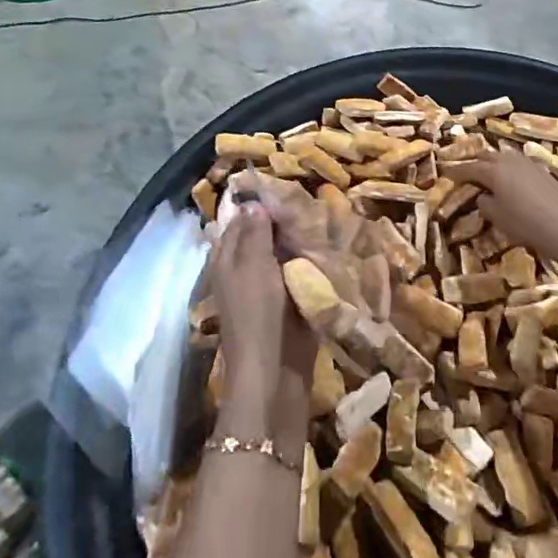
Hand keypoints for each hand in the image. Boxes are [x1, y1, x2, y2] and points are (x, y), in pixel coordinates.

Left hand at [208, 204, 315, 430]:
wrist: (274, 373)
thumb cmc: (258, 314)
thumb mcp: (254, 266)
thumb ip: (255, 233)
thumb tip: (252, 202)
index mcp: (228, 259)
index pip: (239, 220)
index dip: (257, 203)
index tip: (283, 184)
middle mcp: (244, 270)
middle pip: (262, 236)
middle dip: (282, 220)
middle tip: (309, 198)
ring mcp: (267, 288)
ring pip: (282, 254)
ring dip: (298, 240)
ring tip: (323, 216)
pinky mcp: (289, 303)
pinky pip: (298, 273)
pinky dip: (310, 262)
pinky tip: (329, 248)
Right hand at [452, 150, 557, 262]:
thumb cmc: (525, 223)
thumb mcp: (497, 217)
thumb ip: (485, 203)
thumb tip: (483, 195)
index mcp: (493, 170)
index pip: (468, 168)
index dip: (455, 171)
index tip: (445, 174)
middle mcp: (509, 161)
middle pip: (486, 156)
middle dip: (474, 162)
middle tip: (465, 171)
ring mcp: (528, 163)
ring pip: (504, 157)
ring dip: (493, 162)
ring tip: (487, 172)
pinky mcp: (543, 171)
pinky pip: (519, 164)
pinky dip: (510, 168)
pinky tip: (511, 179)